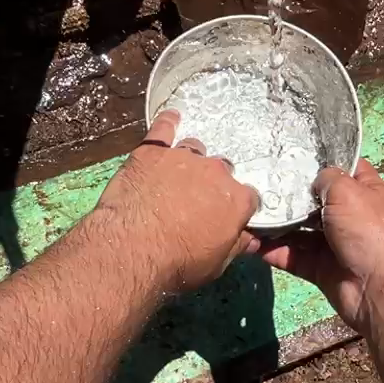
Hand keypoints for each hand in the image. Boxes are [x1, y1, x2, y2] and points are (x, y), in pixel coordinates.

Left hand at [88, 109, 260, 294]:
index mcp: (236, 200)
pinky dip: (168, 123)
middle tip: (196, 200)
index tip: (226, 215)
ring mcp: (183, 157)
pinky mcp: (152, 150)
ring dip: (189, 160)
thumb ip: (236, 246)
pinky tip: (171, 118)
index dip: (237, 207)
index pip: (248, 197)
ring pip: (194, 149)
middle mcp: (215, 172)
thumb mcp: (216, 264)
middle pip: (221, 169)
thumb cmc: (178, 262)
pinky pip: (164, 127)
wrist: (133, 248)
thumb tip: (250, 239)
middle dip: (212, 183)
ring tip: (176, 174)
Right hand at [259, 159, 383, 333]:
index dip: (320, 159)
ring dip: (276, 224)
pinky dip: (274, 250)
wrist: (377, 287)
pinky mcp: (319, 267)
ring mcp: (333, 242)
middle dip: (289, 193)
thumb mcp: (348, 191)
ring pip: (299, 229)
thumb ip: (326, 178)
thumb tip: (311, 179)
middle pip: (313, 199)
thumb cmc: (367, 229)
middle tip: (258, 181)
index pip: (342, 168)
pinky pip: (292, 256)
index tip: (290, 152)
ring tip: (249, 212)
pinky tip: (252, 242)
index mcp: (364, 191)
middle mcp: (348, 215)